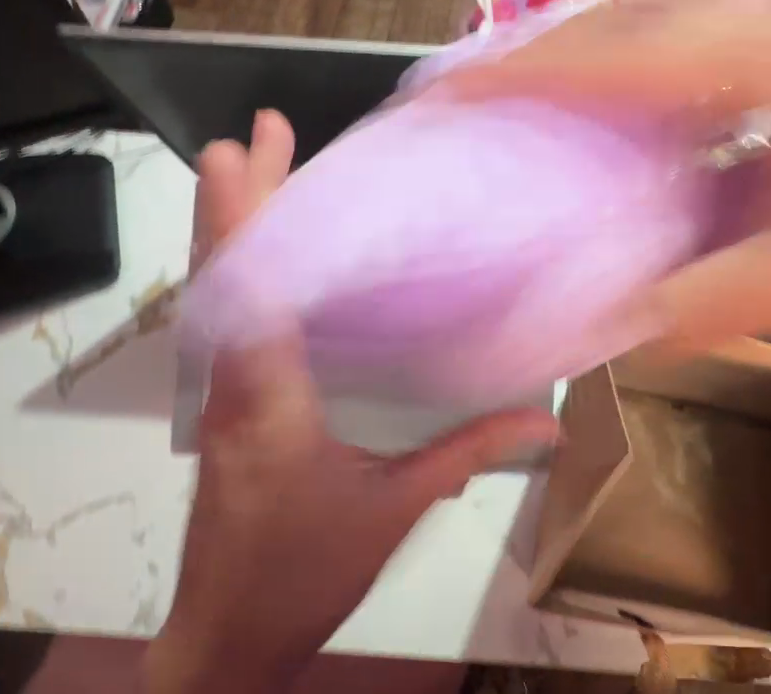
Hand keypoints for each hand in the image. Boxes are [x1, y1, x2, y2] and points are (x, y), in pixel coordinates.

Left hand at [146, 111, 558, 693]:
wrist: (227, 638)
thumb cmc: (303, 573)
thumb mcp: (394, 510)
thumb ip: (468, 454)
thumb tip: (550, 421)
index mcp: (266, 397)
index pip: (247, 294)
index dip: (239, 220)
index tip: (240, 155)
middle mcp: (231, 380)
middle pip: (224, 273)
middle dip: (238, 197)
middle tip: (261, 132)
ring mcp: (220, 390)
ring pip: (220, 290)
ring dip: (237, 223)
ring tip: (262, 162)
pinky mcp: (226, 402)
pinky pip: (233, 315)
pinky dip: (249, 264)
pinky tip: (278, 246)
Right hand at [445, 0, 770, 342]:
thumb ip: (703, 303)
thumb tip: (604, 331)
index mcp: (759, 58)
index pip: (606, 61)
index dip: (511, 77)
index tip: (436, 92)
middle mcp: (763, 21)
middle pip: (616, 26)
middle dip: (532, 60)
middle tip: (465, 99)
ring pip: (649, 32)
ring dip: (581, 65)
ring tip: (518, 106)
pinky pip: (688, 54)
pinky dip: (635, 83)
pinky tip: (613, 124)